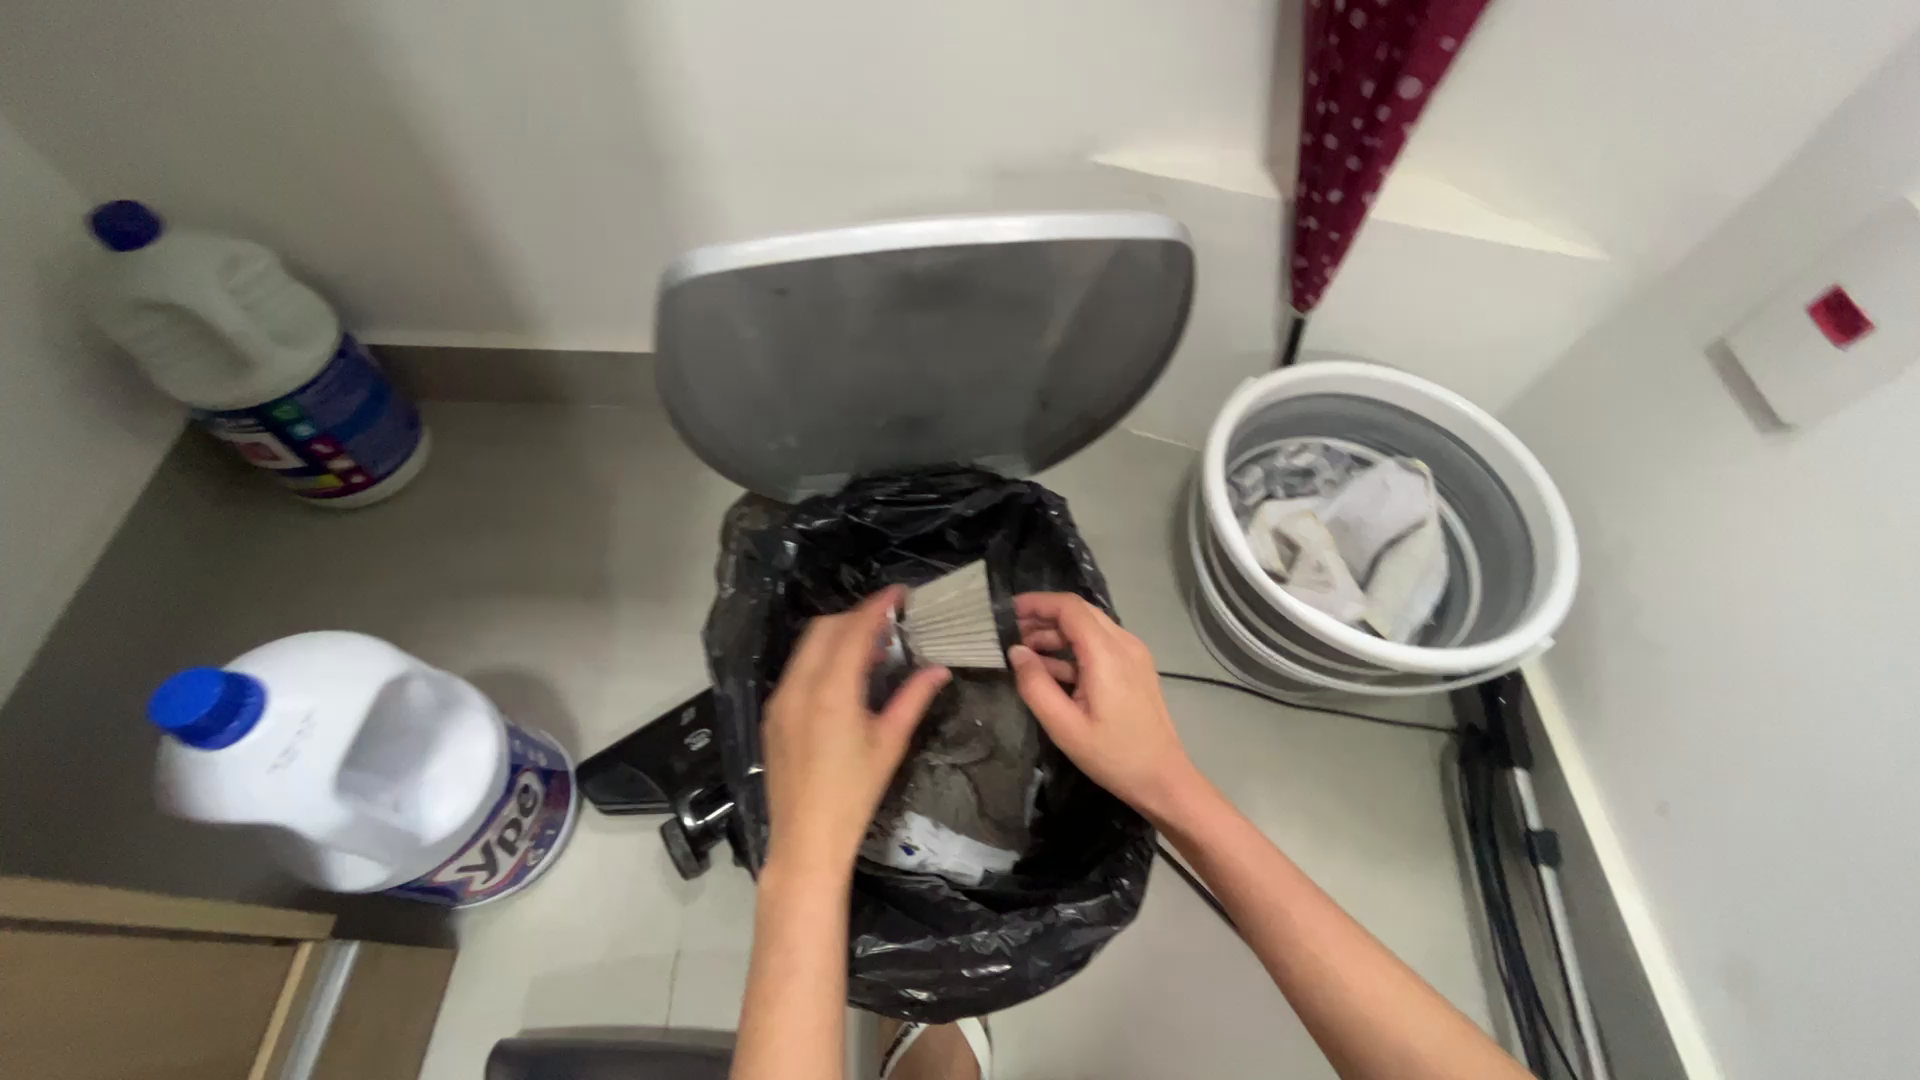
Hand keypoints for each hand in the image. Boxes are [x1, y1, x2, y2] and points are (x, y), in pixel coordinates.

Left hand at [762, 586, 950, 873]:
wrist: (805, 839)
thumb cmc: (854, 794)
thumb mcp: (890, 744)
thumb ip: (913, 698)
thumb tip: (938, 669)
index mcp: (831, 692)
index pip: (854, 630)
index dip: (877, 606)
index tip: (899, 593)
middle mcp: (799, 686)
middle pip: (825, 628)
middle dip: (856, 617)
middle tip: (888, 624)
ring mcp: (780, 699)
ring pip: (807, 647)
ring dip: (837, 637)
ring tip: (870, 650)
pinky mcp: (772, 714)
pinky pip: (797, 669)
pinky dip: (821, 659)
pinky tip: (843, 679)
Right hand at [1006, 592, 1202, 820]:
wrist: (1163, 779)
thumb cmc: (1113, 755)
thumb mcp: (1064, 726)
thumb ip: (1035, 685)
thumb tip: (1016, 652)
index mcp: (1106, 653)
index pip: (1069, 607)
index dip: (1037, 603)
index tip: (1007, 613)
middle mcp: (1124, 644)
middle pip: (1080, 612)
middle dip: (1043, 617)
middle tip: (1011, 635)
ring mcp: (1133, 655)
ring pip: (1090, 627)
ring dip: (1057, 634)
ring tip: (1025, 653)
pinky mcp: (1136, 668)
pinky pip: (1100, 645)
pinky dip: (1074, 649)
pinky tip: (1051, 669)